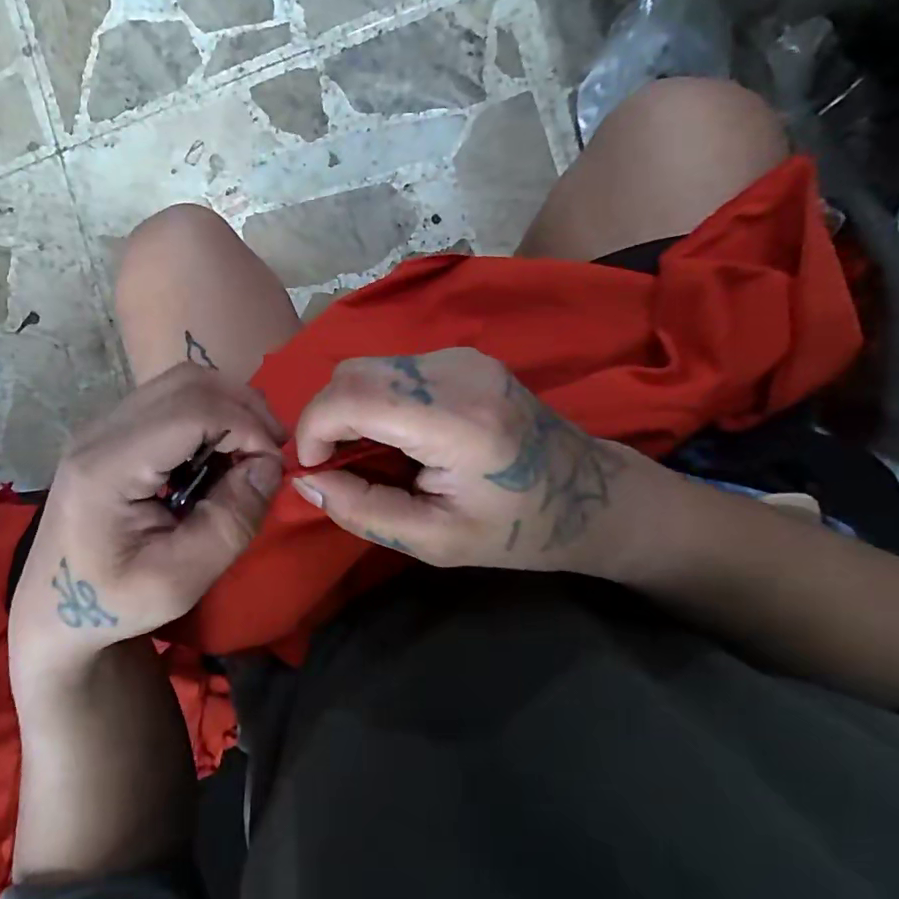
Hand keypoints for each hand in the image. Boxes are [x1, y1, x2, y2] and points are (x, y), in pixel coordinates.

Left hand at [11, 364, 286, 670]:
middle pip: (186, 382)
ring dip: (224, 409)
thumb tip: (271, 465)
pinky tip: (213, 457)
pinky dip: (204, 417)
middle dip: (241, 408)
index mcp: (107, 467)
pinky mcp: (108, 432)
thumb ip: (229, 522)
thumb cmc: (113, 602)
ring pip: (178, 384)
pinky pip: (166, 401)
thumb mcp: (179, 580)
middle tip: (269, 454)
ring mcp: (100, 426)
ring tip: (246, 455)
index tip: (273, 468)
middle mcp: (99, 432)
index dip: (246, 427)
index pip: (191, 410)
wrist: (55, 607)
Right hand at [292, 348, 653, 575]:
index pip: (351, 396)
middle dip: (324, 418)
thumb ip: (363, 511)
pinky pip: (388, 369)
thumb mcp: (435, 542)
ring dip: (346, 409)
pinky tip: (392, 435)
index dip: (313, 429)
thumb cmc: (518, 531)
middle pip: (350, 373)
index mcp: (458, 422)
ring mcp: (460, 357)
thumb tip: (306, 482)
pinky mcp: (460, 356)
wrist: (592, 497)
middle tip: (335, 465)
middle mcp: (456, 372)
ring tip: (365, 454)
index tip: (314, 469)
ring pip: (364, 367)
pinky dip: (371, 400)